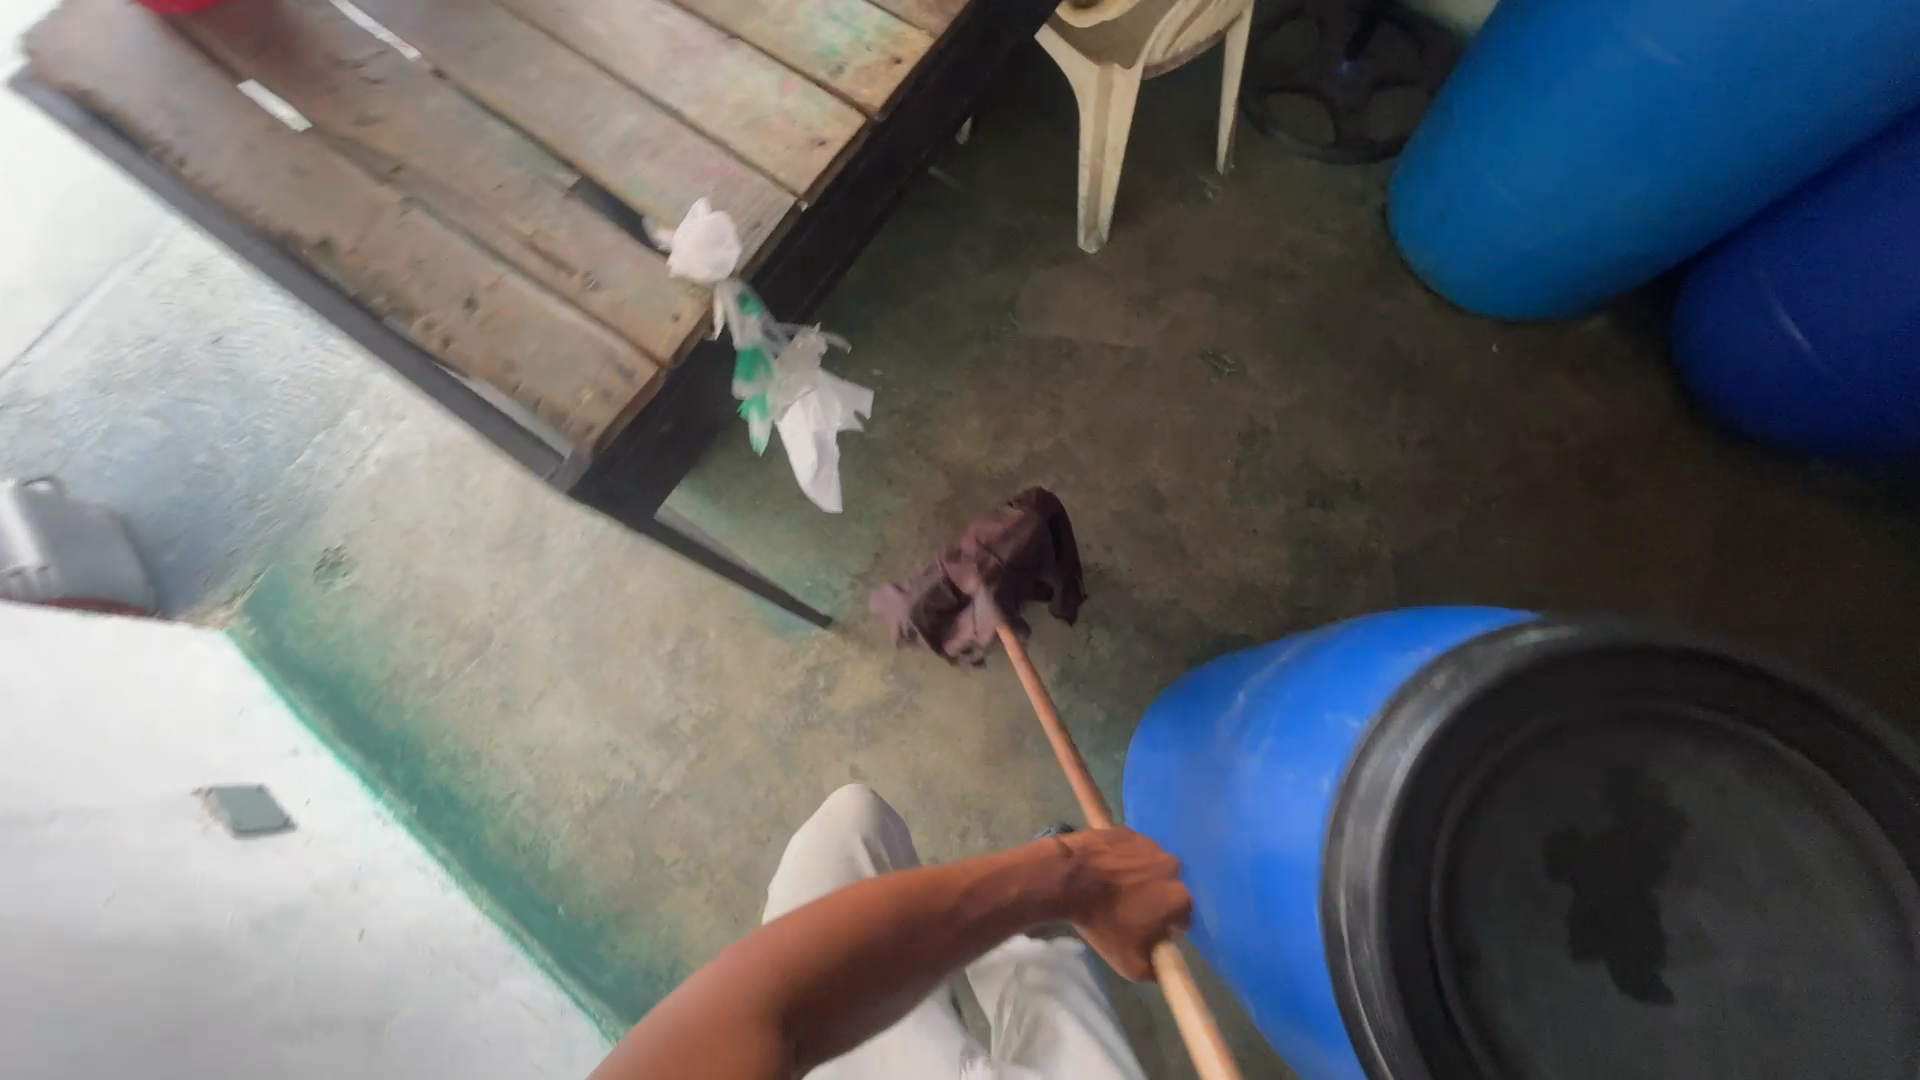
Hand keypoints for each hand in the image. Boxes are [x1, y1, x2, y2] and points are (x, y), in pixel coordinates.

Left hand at [1058, 827, 1192, 979]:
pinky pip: (1132, 849)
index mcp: (1180, 897)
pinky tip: (1105, 867)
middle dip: (1155, 897)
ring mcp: (1149, 843)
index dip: (1163, 926)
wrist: (1068, 878)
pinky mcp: (1127, 830)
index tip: (1144, 929)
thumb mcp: (1131, 964)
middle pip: (1168, 888)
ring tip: (1114, 885)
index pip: (1182, 918)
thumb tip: (1164, 961)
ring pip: (1151, 866)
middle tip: (1128, 906)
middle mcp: (1172, 866)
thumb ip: (1158, 969)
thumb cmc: (1102, 921)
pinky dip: (1123, 857)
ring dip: (1140, 875)